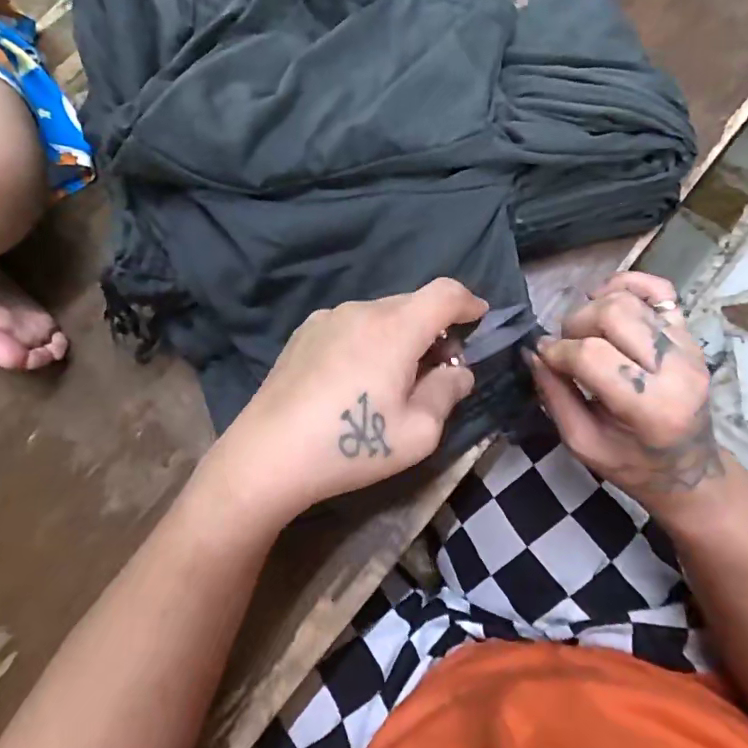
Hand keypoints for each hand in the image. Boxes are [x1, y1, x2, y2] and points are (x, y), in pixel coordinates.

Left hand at [202, 278, 488, 523]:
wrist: (269, 454)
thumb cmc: (350, 446)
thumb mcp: (417, 432)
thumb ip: (446, 393)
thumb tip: (458, 371)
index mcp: (394, 328)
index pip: (444, 292)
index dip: (469, 302)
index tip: (479, 318)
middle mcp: (359, 311)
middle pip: (411, 304)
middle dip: (434, 328)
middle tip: (437, 369)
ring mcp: (325, 319)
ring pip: (378, 315)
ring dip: (398, 335)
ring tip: (391, 379)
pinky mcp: (302, 334)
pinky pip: (349, 325)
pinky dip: (367, 340)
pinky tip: (353, 379)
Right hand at [527, 272, 730, 517]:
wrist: (689, 469)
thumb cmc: (632, 464)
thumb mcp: (582, 443)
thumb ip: (555, 396)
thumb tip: (533, 354)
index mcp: (651, 407)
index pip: (591, 355)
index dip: (556, 352)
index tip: (543, 360)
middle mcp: (676, 369)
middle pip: (612, 314)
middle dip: (574, 326)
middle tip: (566, 349)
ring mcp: (687, 347)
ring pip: (629, 299)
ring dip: (594, 309)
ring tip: (586, 335)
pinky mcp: (689, 334)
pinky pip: (660, 290)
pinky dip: (628, 285)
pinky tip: (606, 298)